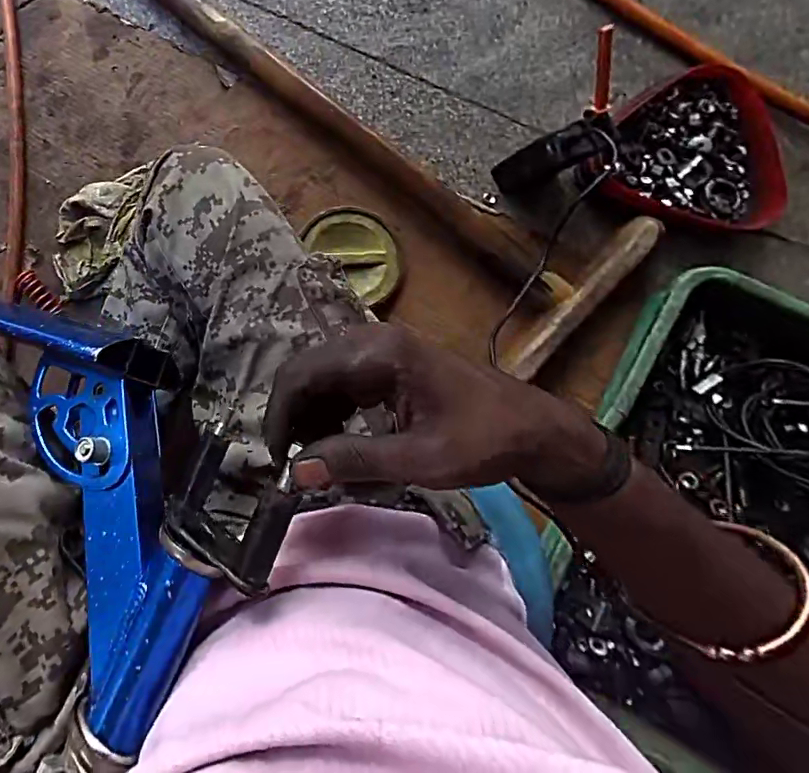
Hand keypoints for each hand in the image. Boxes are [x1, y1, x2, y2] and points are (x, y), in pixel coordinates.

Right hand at [265, 324, 613, 498]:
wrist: (531, 428)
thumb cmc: (483, 440)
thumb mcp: (420, 459)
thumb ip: (355, 461)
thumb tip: (297, 470)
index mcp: (379, 352)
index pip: (304, 374)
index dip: (281, 415)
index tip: (276, 459)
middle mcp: (371, 339)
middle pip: (307, 372)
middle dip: (293, 418)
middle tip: (293, 463)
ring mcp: (378, 348)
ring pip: (320, 378)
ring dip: (310, 417)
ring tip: (315, 459)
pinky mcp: (384, 363)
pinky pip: (340, 383)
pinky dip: (329, 413)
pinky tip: (336, 443)